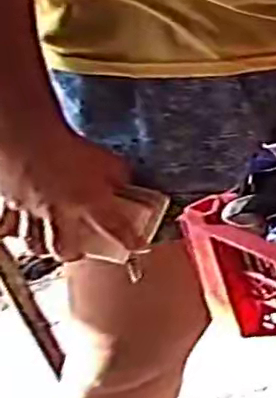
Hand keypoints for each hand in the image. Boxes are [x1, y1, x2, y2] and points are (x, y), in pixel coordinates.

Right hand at [0, 128, 135, 261]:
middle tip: (81, 253)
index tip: (139, 248)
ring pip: (30, 241)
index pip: (116, 227)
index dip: (130, 240)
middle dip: (73, 253)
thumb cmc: (74, 152)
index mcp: (90, 203)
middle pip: (62, 245)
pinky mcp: (3, 204)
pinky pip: (3, 226)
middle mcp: (58, 212)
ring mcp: (26, 210)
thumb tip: (122, 188)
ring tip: (49, 249)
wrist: (27, 144)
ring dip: (41, 248)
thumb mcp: (113, 166)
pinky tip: (13, 234)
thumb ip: (119, 181)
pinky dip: (9, 233)